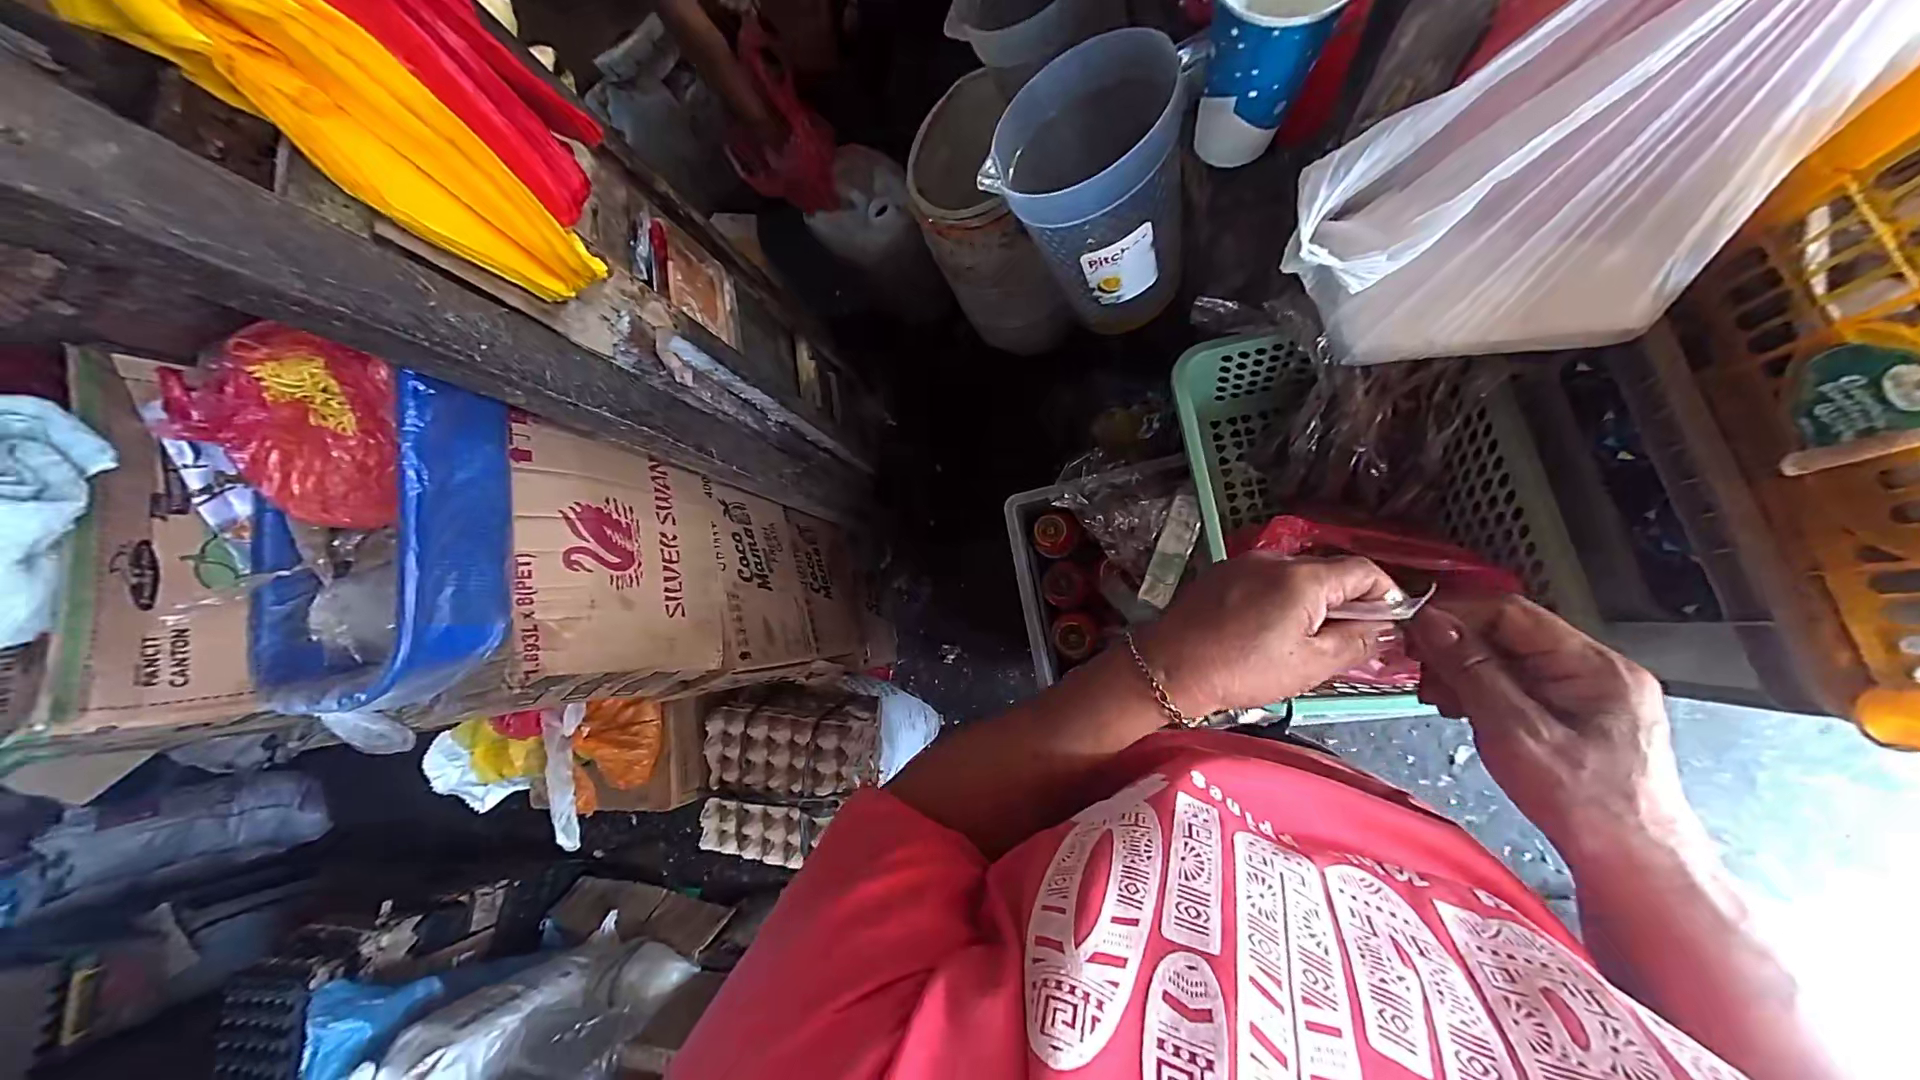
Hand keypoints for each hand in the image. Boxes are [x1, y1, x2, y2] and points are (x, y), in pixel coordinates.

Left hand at [1134, 553, 1403, 715]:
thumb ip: (1357, 641)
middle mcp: (1273, 558)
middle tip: (1348, 640)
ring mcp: (1242, 563)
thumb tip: (1384, 628)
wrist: (1168, 667)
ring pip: (1295, 576)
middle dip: (1347, 601)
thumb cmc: (1242, 669)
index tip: (1388, 624)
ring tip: (1304, 640)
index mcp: (1302, 576)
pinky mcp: (1219, 574)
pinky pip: (1264, 580)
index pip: (1364, 570)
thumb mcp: (1311, 665)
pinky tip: (1268, 630)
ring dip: (1312, 601)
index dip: (1387, 595)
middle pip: (1328, 570)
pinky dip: (1279, 599)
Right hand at [1406, 595, 1699, 863]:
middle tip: (1417, 667)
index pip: (1509, 612)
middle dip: (1454, 647)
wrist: (1632, 862)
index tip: (1412, 628)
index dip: (1454, 614)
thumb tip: (1431, 621)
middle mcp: (1594, 669)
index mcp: (1594, 666)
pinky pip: (1513, 682)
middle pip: (1506, 633)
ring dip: (1461, 669)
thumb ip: (1470, 670)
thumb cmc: (1582, 800)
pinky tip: (1457, 707)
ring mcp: (1585, 691)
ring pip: (1505, 657)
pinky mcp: (1570, 712)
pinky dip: (1477, 689)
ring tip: (1436, 696)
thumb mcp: (1513, 729)